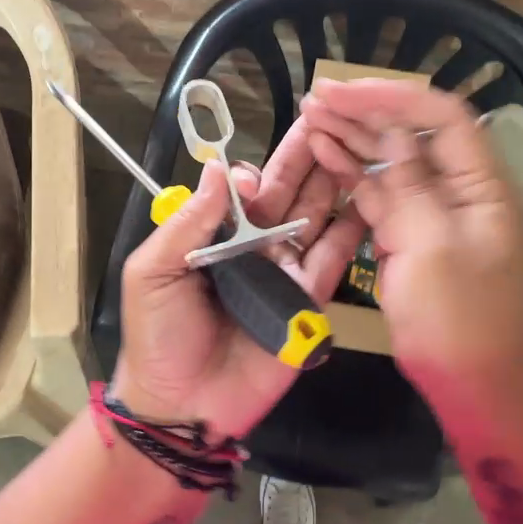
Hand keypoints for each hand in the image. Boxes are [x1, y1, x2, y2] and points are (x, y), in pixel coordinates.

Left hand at [115, 119, 365, 438]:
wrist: (184, 404)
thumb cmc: (159, 335)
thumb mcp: (154, 273)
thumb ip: (188, 222)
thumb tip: (220, 168)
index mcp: (215, 234)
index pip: (244, 189)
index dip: (258, 169)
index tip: (261, 168)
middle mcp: (254, 245)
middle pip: (286, 192)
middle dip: (308, 157)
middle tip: (335, 118)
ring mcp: (284, 270)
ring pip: (315, 216)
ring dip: (335, 182)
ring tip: (360, 146)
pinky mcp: (308, 300)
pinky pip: (331, 259)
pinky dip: (350, 230)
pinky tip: (369, 197)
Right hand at [298, 78, 522, 396]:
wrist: (475, 385)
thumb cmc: (460, 321)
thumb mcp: (432, 249)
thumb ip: (411, 187)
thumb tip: (393, 134)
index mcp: (481, 187)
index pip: (442, 118)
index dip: (394, 97)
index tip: (346, 91)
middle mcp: (459, 191)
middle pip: (413, 136)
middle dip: (366, 113)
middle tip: (317, 98)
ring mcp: (434, 214)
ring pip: (393, 163)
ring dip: (354, 139)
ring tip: (311, 116)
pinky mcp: (412, 237)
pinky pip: (383, 196)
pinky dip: (354, 175)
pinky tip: (325, 153)